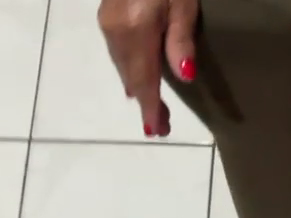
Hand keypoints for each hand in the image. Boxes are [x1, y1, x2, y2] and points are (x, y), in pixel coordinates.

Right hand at [98, 0, 197, 137]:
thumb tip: (183, 78)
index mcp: (136, 31)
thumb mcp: (183, 3)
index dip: (151, 108)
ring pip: (123, 66)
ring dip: (138, 87)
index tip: (157, 131)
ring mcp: (108, 21)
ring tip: (151, 107)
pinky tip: (135, 77)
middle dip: (146, 102)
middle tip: (160, 126)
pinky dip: (130, 68)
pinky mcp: (107, 13)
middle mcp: (117, 31)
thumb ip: (180, 41)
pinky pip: (118, 51)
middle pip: (132, 77)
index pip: (144, 81)